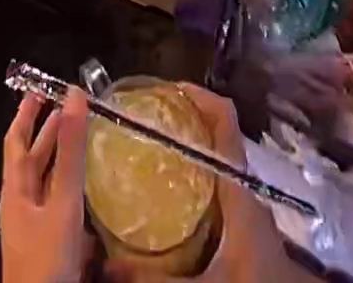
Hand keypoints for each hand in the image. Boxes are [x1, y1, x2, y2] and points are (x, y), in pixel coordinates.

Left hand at [0, 89, 92, 282]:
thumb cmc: (46, 260)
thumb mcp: (62, 202)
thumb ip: (70, 152)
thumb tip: (73, 95)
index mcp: (15, 189)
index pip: (16, 140)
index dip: (25, 112)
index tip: (39, 87)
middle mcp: (20, 204)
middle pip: (31, 160)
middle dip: (47, 133)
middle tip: (67, 108)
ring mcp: (33, 228)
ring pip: (45, 184)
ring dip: (60, 160)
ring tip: (82, 141)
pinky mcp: (48, 248)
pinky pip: (57, 208)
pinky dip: (70, 190)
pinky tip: (89, 192)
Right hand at [106, 85, 309, 282]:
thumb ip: (155, 279)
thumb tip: (106, 266)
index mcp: (239, 188)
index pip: (225, 121)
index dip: (200, 96)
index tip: (166, 89)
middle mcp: (244, 189)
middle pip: (216, 137)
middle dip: (183, 122)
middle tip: (145, 121)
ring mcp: (246, 208)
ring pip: (215, 162)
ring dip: (187, 149)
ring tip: (148, 151)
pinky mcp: (244, 228)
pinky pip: (215, 187)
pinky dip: (192, 178)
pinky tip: (166, 196)